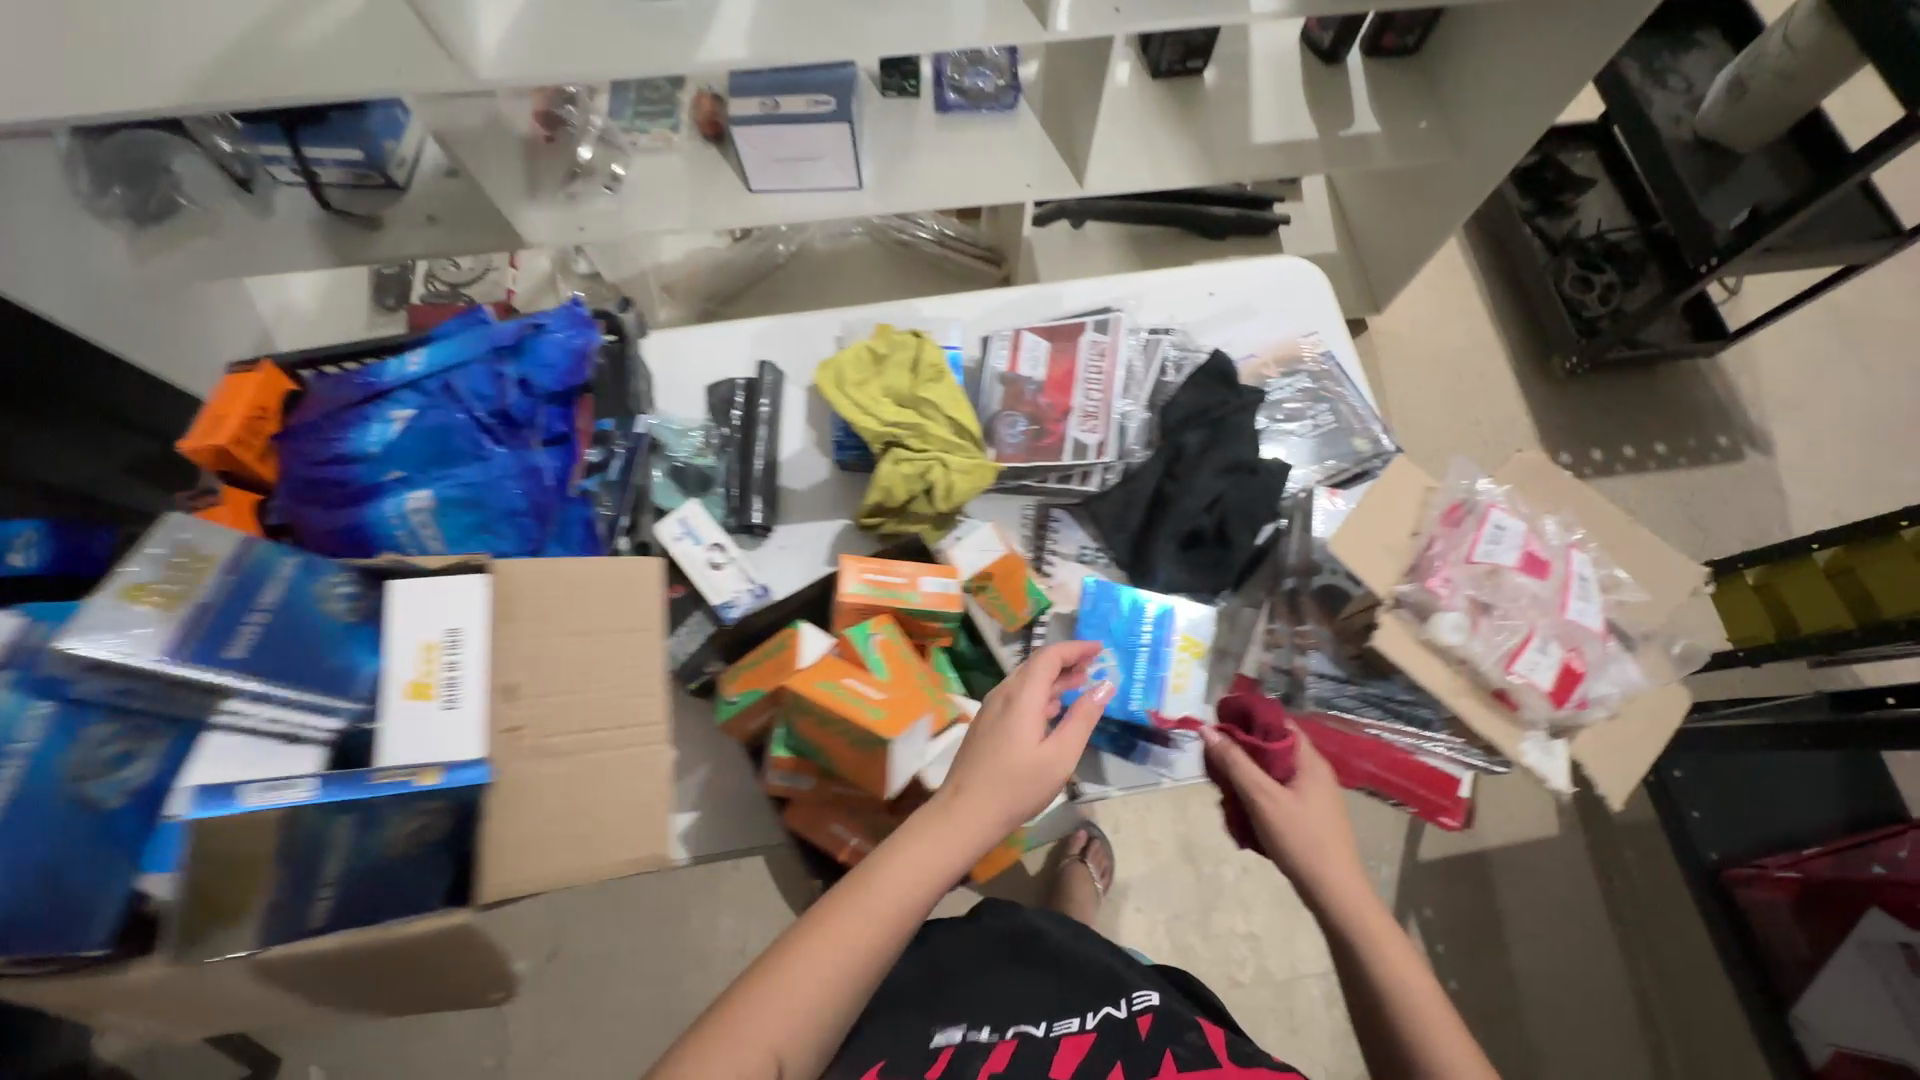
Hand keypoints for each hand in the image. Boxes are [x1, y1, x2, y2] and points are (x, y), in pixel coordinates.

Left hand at [934, 642, 1112, 841]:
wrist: (965, 813)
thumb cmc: (1017, 787)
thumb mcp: (1060, 756)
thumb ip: (1083, 718)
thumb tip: (1104, 686)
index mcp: (1022, 696)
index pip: (1049, 656)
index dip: (1075, 648)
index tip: (1100, 649)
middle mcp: (1003, 694)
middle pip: (1035, 665)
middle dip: (1066, 661)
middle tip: (1094, 665)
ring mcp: (990, 709)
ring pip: (1025, 681)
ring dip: (1053, 678)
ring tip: (1080, 684)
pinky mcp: (986, 724)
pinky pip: (1016, 696)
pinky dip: (1039, 694)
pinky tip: (1053, 710)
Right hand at [1201, 720, 1366, 903]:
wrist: (1333, 892)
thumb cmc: (1299, 839)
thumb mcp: (1261, 798)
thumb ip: (1235, 763)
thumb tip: (1207, 729)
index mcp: (1309, 760)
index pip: (1277, 723)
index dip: (1248, 721)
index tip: (1219, 728)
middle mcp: (1314, 772)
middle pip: (1272, 749)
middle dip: (1242, 756)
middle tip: (1216, 768)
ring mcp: (1313, 795)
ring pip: (1272, 773)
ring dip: (1247, 780)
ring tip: (1225, 796)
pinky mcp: (1309, 814)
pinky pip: (1277, 793)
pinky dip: (1258, 797)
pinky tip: (1243, 814)